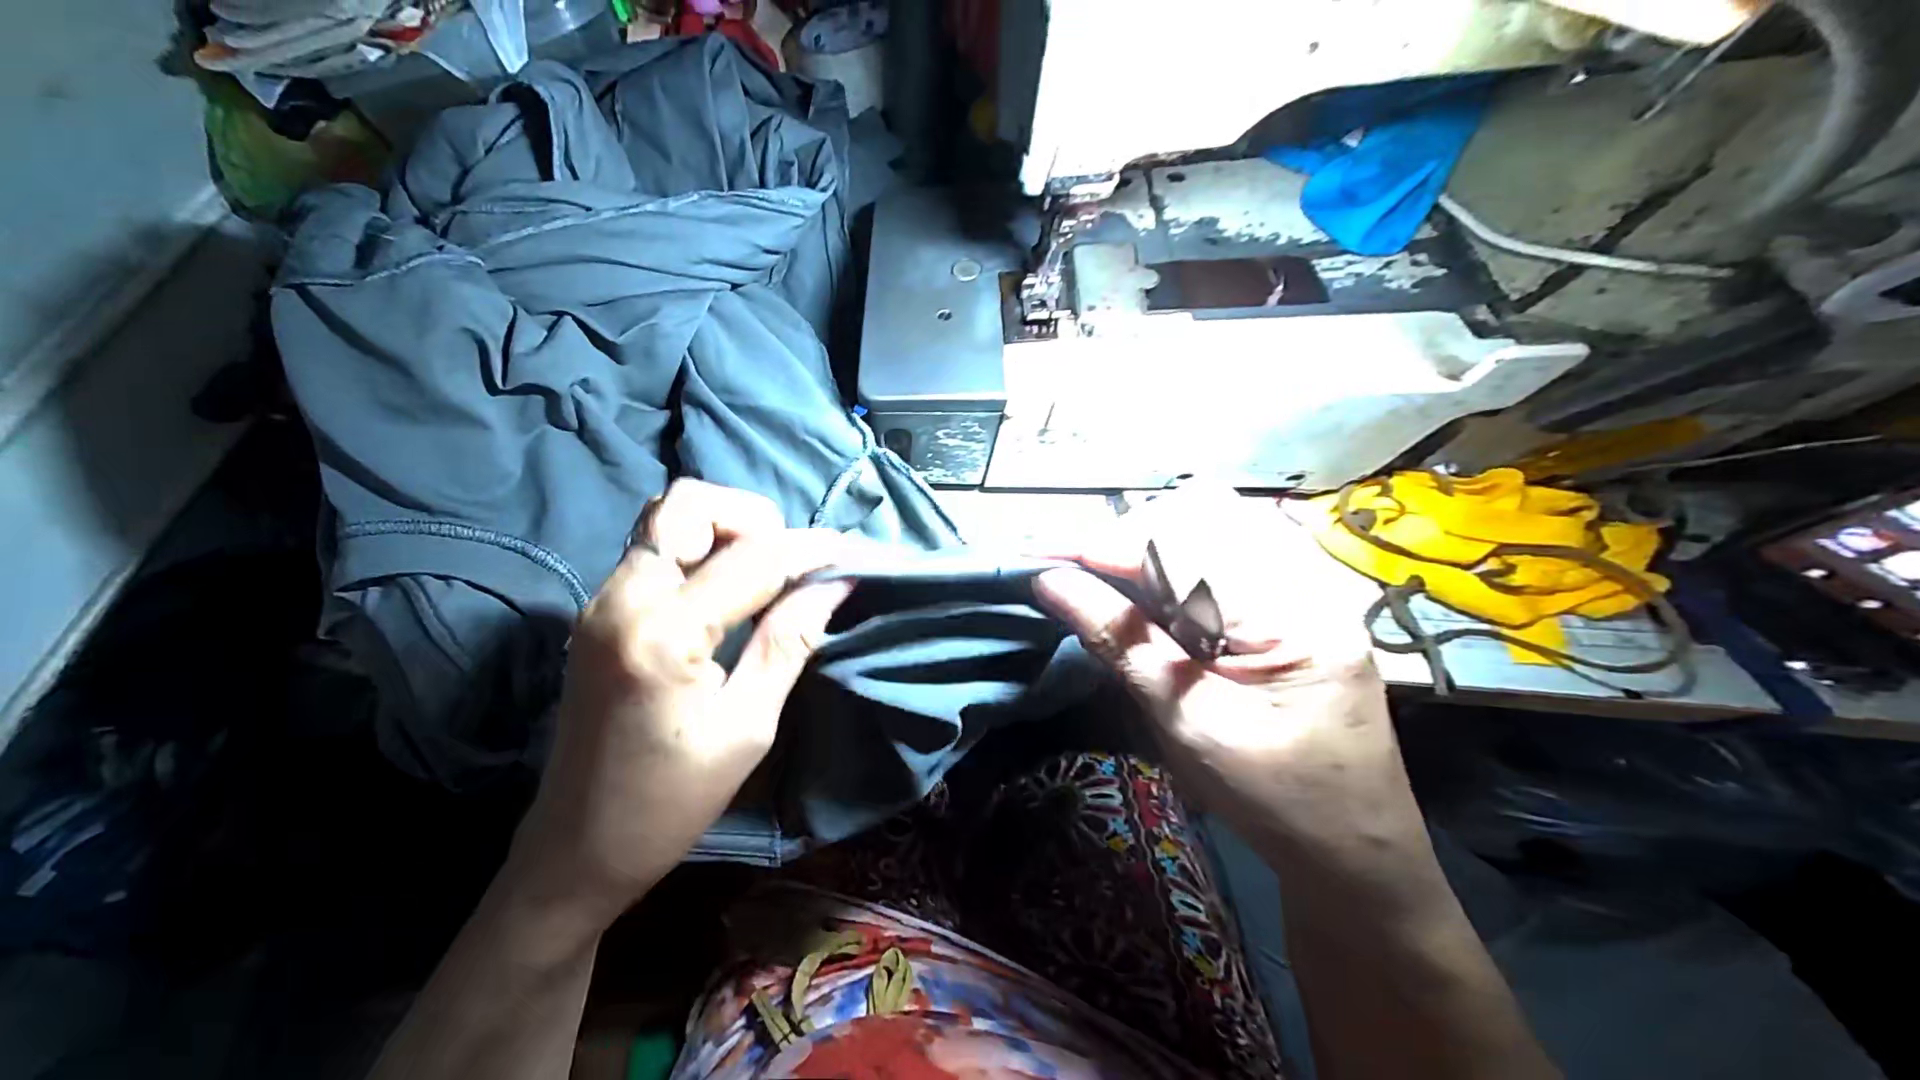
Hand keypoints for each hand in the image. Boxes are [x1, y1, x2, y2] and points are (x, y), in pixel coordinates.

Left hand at [508, 480, 854, 923]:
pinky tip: (727, 586)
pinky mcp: (597, 613)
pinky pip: (651, 549)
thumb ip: (788, 642)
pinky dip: (697, 548)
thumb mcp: (747, 728)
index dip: (809, 549)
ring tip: (765, 571)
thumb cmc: (670, 803)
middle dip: (753, 519)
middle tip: (792, 563)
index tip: (852, 551)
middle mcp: (621, 599)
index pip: (751, 558)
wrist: (575, 850)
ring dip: (723, 528)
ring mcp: (600, 601)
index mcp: (661, 634)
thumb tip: (834, 582)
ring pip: (664, 517)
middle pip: (687, 505)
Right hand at [1033, 487, 1420, 862]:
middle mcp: (1312, 578)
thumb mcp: (1185, 722)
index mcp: (1293, 616)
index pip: (1183, 547)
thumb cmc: (1271, 796)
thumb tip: (1051, 582)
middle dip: (1128, 536)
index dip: (1106, 546)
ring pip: (1219, 515)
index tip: (1046, 559)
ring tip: (1113, 576)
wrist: (1353, 843)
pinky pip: (1235, 539)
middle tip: (1078, 574)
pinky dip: (1184, 549)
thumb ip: (1120, 640)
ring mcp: (1315, 580)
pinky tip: (1162, 583)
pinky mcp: (1305, 591)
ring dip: (1154, 537)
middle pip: (1203, 512)